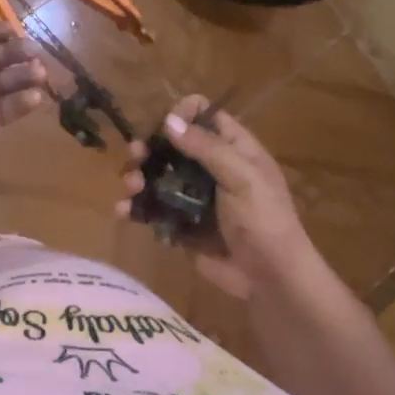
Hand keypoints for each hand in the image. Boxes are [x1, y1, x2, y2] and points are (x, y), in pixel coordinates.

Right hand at [116, 94, 320, 298]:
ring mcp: (196, 198)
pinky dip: (137, 208)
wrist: (270, 280)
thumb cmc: (263, 220)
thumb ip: (206, 147)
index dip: (182, 114)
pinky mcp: (184, 225)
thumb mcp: (242, 177)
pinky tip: (123, 211)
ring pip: (159, 176)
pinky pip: (155, 209)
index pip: (204, 116)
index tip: (165, 127)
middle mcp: (213, 168)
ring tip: (132, 186)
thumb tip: (168, 120)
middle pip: (174, 145)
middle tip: (136, 155)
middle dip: (151, 147)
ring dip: (140, 177)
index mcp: (234, 150)